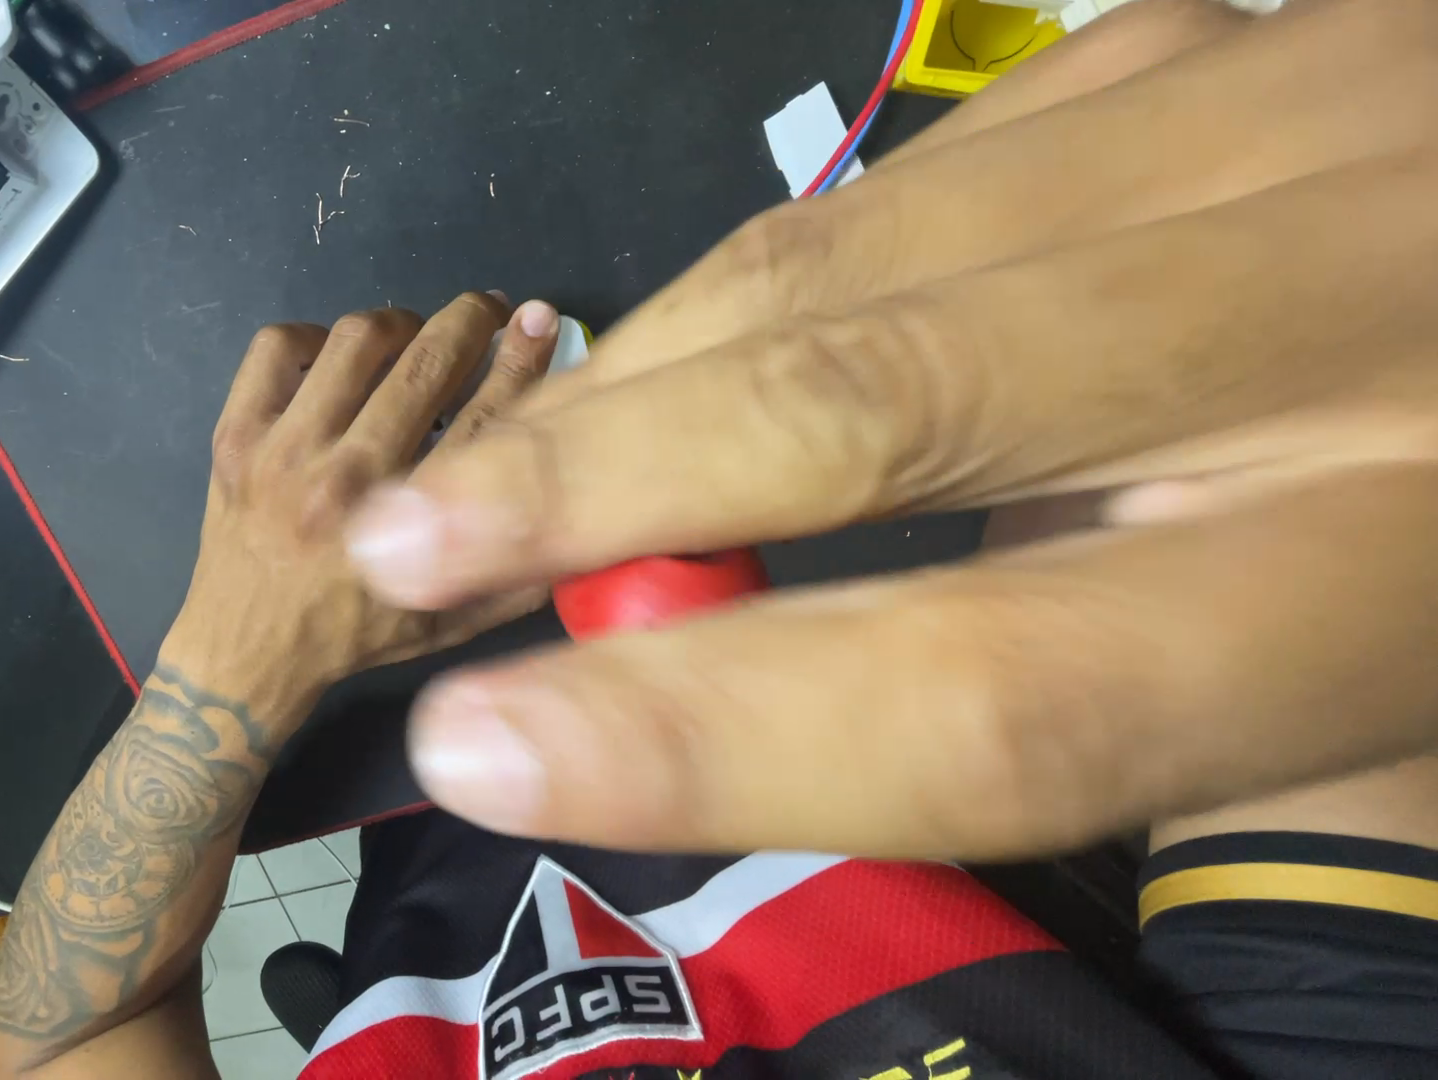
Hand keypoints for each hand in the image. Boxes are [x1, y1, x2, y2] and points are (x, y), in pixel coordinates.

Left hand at [162, 292, 559, 728]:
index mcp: (410, 527)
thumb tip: (574, 501)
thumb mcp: (453, 624)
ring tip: (413, 336)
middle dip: (470, 319)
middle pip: (425, 364)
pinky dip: (313, 336)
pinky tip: (332, 358)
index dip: (523, 359)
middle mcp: (346, 480)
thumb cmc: (357, 637)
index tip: (536, 323)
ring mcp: (282, 451)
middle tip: (486, 311)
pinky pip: (275, 349)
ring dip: (400, 324)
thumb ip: (518, 574)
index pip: (485, 418)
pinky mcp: (236, 436)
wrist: (249, 653)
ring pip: (354, 342)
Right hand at [344, 0, 1437, 857]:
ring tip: (501, 471)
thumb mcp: (1332, 751)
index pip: (994, 692)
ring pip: (834, 257)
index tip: (480, 752)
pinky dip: (735, 291)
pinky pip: (880, 181)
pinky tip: (666, 365)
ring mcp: (1278, 113)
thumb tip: (699, 681)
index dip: (704, 738)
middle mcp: (1363, 301)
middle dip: (594, 484)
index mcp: (1426, 574)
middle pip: (872, 401)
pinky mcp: (1192, 43)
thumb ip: (1022, 717)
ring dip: (632, 384)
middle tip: (403, 544)